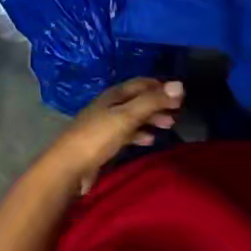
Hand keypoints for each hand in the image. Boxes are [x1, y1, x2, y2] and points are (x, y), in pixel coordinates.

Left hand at [36, 78, 183, 193]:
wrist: (69, 167)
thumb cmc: (98, 137)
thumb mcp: (127, 116)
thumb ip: (152, 101)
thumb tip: (180, 84)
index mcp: (114, 95)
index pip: (142, 83)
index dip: (161, 86)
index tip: (181, 94)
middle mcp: (109, 105)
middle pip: (138, 100)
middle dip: (158, 103)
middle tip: (178, 112)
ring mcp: (105, 124)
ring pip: (133, 117)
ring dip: (151, 119)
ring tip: (169, 126)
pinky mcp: (103, 143)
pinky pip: (127, 133)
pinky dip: (140, 134)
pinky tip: (149, 141)